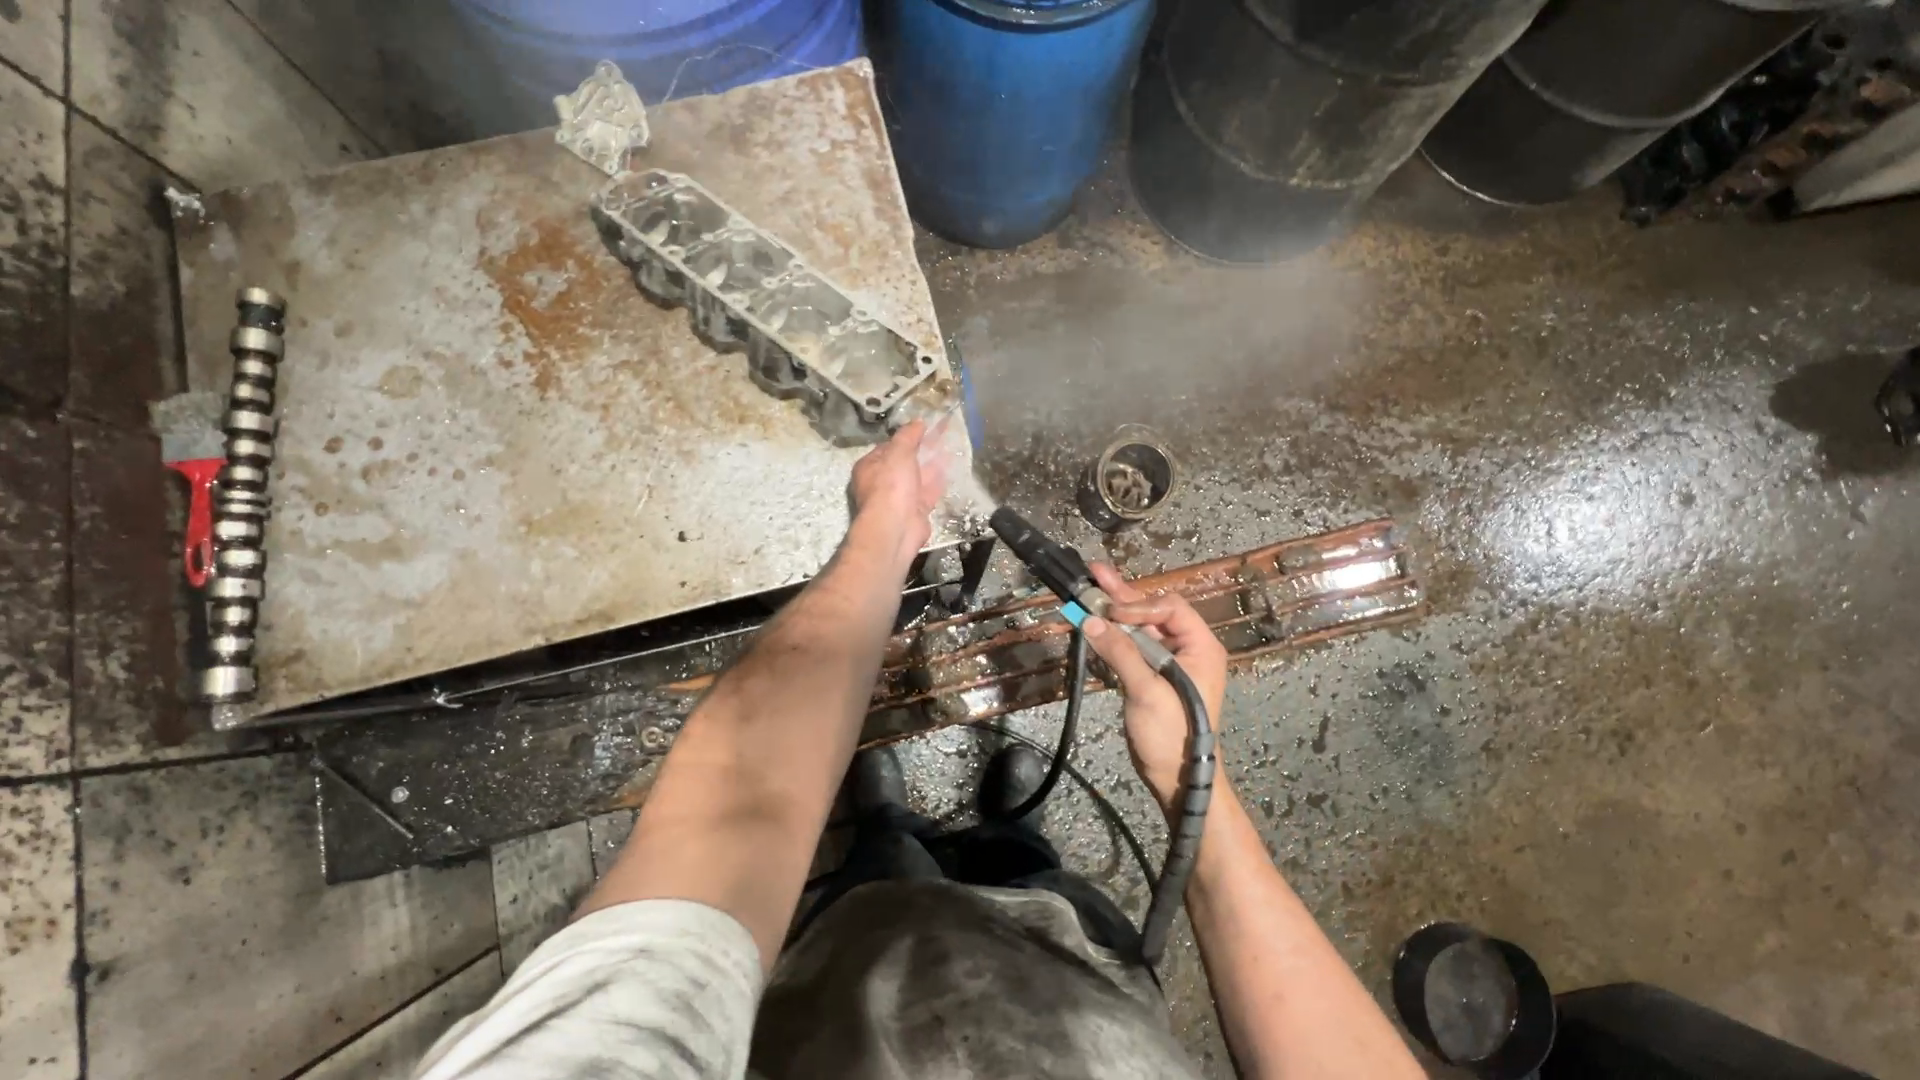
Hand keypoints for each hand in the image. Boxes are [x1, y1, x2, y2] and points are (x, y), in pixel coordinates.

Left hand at [847, 419, 948, 565]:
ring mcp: (898, 498)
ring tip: (949, 448)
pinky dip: (938, 482)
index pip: (887, 447)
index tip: (923, 428)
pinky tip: (950, 471)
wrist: (895, 527)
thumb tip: (918, 422)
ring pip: (918, 477)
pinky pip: (928, 492)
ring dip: (932, 465)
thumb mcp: (898, 452)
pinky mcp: (915, 511)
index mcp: (870, 467)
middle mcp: (881, 483)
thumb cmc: (891, 485)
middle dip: (921, 450)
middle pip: (904, 462)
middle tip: (941, 436)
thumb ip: (908, 436)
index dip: (905, 437)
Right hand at [1082, 562, 1227, 815]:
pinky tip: (1094, 623)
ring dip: (1115, 612)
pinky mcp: (1151, 677)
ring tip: (1090, 589)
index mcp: (1200, 647)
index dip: (1139, 605)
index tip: (1111, 612)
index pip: (1169, 608)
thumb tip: (1091, 620)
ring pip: (1140, 628)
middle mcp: (1187, 649)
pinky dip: (1113, 635)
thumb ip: (1120, 652)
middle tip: (1095, 573)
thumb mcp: (1146, 691)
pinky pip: (1132, 647)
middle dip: (1123, 596)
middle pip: (1153, 612)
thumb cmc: (1172, 733)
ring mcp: (1169, 663)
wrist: (1177, 778)